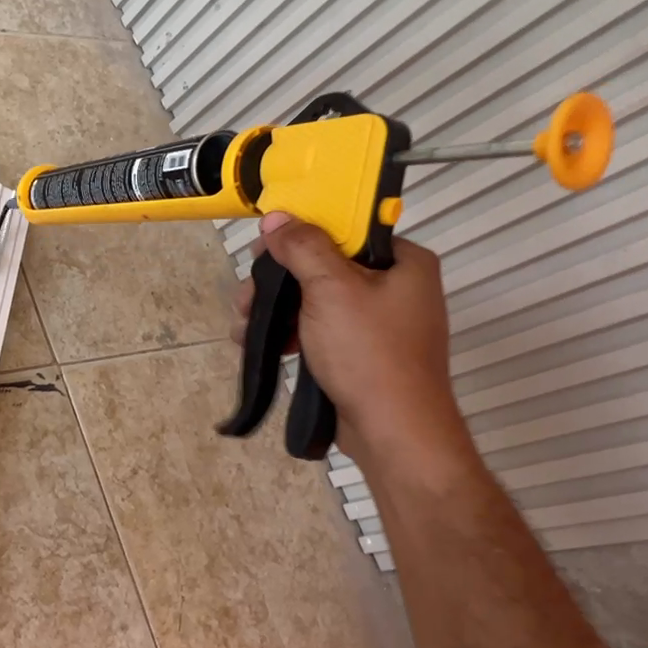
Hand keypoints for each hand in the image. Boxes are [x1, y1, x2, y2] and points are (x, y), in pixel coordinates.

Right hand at [231, 212, 470, 463]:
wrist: (393, 430)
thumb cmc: (368, 353)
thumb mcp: (331, 290)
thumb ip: (302, 248)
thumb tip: (277, 217)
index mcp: (404, 261)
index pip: (345, 229)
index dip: (299, 236)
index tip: (264, 254)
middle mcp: (395, 285)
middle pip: (321, 264)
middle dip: (276, 282)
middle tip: (247, 300)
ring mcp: (378, 321)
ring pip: (312, 298)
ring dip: (274, 310)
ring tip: (244, 329)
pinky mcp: (360, 350)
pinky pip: (317, 327)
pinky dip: (288, 332)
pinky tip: (261, 345)